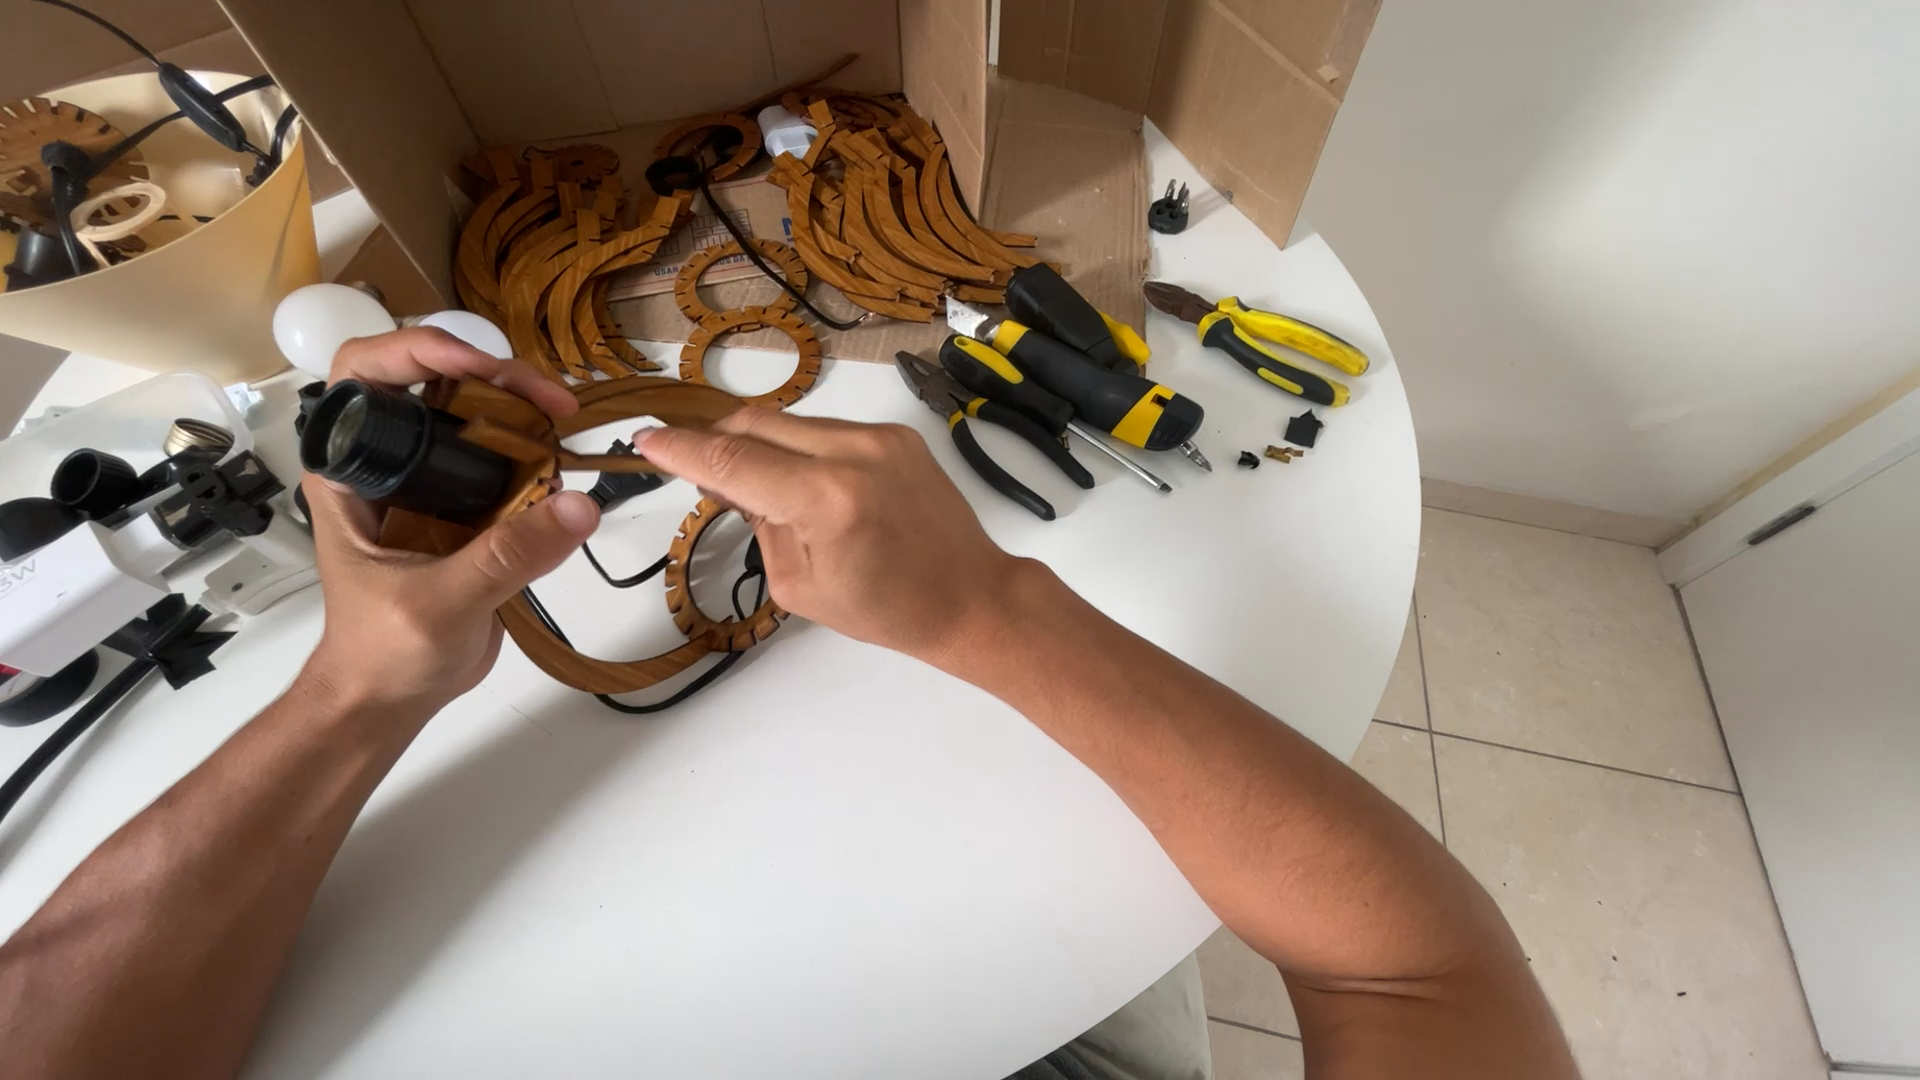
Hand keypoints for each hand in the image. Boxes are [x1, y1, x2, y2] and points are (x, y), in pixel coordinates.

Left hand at [300, 328, 599, 714]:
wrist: (394, 695)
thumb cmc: (385, 651)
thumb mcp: (442, 601)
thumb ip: (509, 555)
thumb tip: (582, 505)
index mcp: (353, 472)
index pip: (367, 377)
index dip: (420, 350)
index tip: (483, 366)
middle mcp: (394, 468)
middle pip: (440, 389)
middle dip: (497, 380)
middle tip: (555, 403)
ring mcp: (437, 489)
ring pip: (482, 425)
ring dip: (527, 417)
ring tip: (568, 427)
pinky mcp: (476, 514)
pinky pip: (513, 470)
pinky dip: (544, 461)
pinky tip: (570, 473)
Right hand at [631, 408, 1026, 662]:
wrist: (969, 595)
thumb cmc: (887, 608)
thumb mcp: (799, 584)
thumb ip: (759, 523)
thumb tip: (733, 483)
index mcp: (827, 499)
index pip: (732, 460)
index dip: (681, 449)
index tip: (647, 441)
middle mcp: (855, 451)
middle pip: (756, 424)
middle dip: (718, 444)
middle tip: (705, 477)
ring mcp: (881, 436)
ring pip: (791, 423)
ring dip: (762, 448)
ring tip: (765, 491)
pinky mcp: (898, 433)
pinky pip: (827, 430)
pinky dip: (801, 450)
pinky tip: (806, 483)